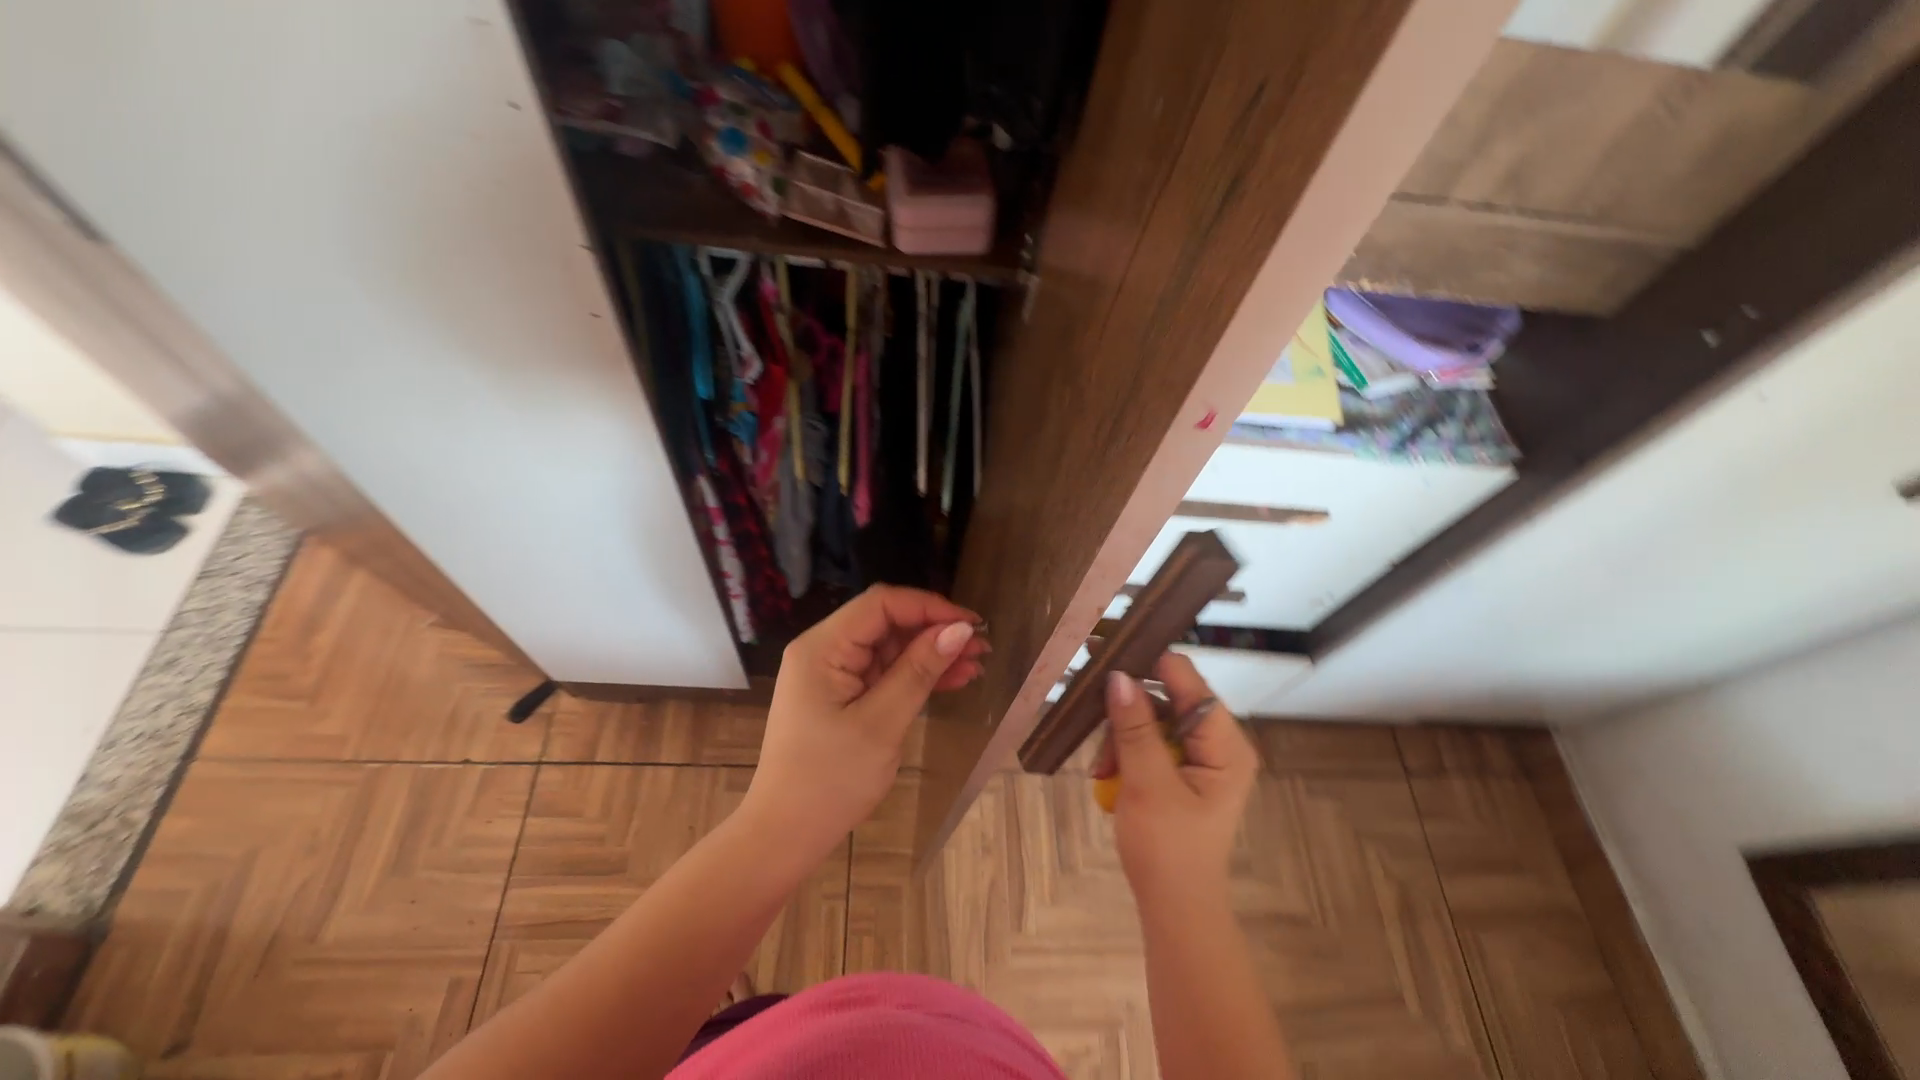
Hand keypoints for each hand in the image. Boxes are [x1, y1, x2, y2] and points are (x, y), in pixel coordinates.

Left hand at [743, 585, 988, 855]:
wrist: (786, 833)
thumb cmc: (830, 780)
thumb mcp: (881, 723)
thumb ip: (919, 671)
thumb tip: (959, 630)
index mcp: (822, 647)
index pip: (881, 604)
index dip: (930, 607)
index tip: (972, 626)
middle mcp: (824, 651)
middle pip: (886, 622)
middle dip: (935, 631)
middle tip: (982, 650)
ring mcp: (831, 675)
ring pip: (889, 648)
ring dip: (930, 654)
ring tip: (976, 666)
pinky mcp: (841, 698)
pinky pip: (883, 674)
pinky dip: (915, 676)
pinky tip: (953, 682)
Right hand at [1100, 653, 1259, 911]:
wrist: (1175, 909)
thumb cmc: (1168, 850)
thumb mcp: (1147, 784)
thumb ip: (1134, 728)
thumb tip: (1117, 675)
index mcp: (1227, 744)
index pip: (1190, 682)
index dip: (1149, 664)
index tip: (1105, 655)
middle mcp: (1220, 744)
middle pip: (1169, 700)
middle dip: (1129, 714)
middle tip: (1096, 733)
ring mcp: (1203, 759)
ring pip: (1154, 721)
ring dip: (1123, 738)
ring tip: (1102, 769)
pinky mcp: (1184, 774)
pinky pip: (1152, 744)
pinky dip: (1127, 755)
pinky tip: (1109, 775)